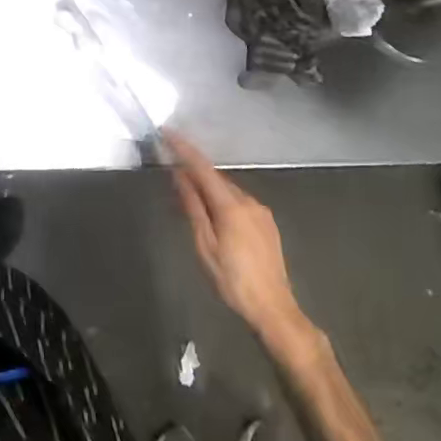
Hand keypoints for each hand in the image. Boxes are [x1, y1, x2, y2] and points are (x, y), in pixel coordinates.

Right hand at [166, 130, 311, 348]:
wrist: (273, 307)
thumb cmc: (232, 280)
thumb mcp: (204, 245)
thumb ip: (193, 208)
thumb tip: (180, 177)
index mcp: (231, 206)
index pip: (203, 169)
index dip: (184, 149)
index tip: (168, 133)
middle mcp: (249, 201)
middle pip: (216, 178)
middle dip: (193, 171)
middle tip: (171, 174)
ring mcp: (261, 212)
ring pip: (227, 190)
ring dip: (207, 188)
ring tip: (187, 198)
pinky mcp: (267, 223)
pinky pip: (238, 202)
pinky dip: (221, 200)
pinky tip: (212, 214)